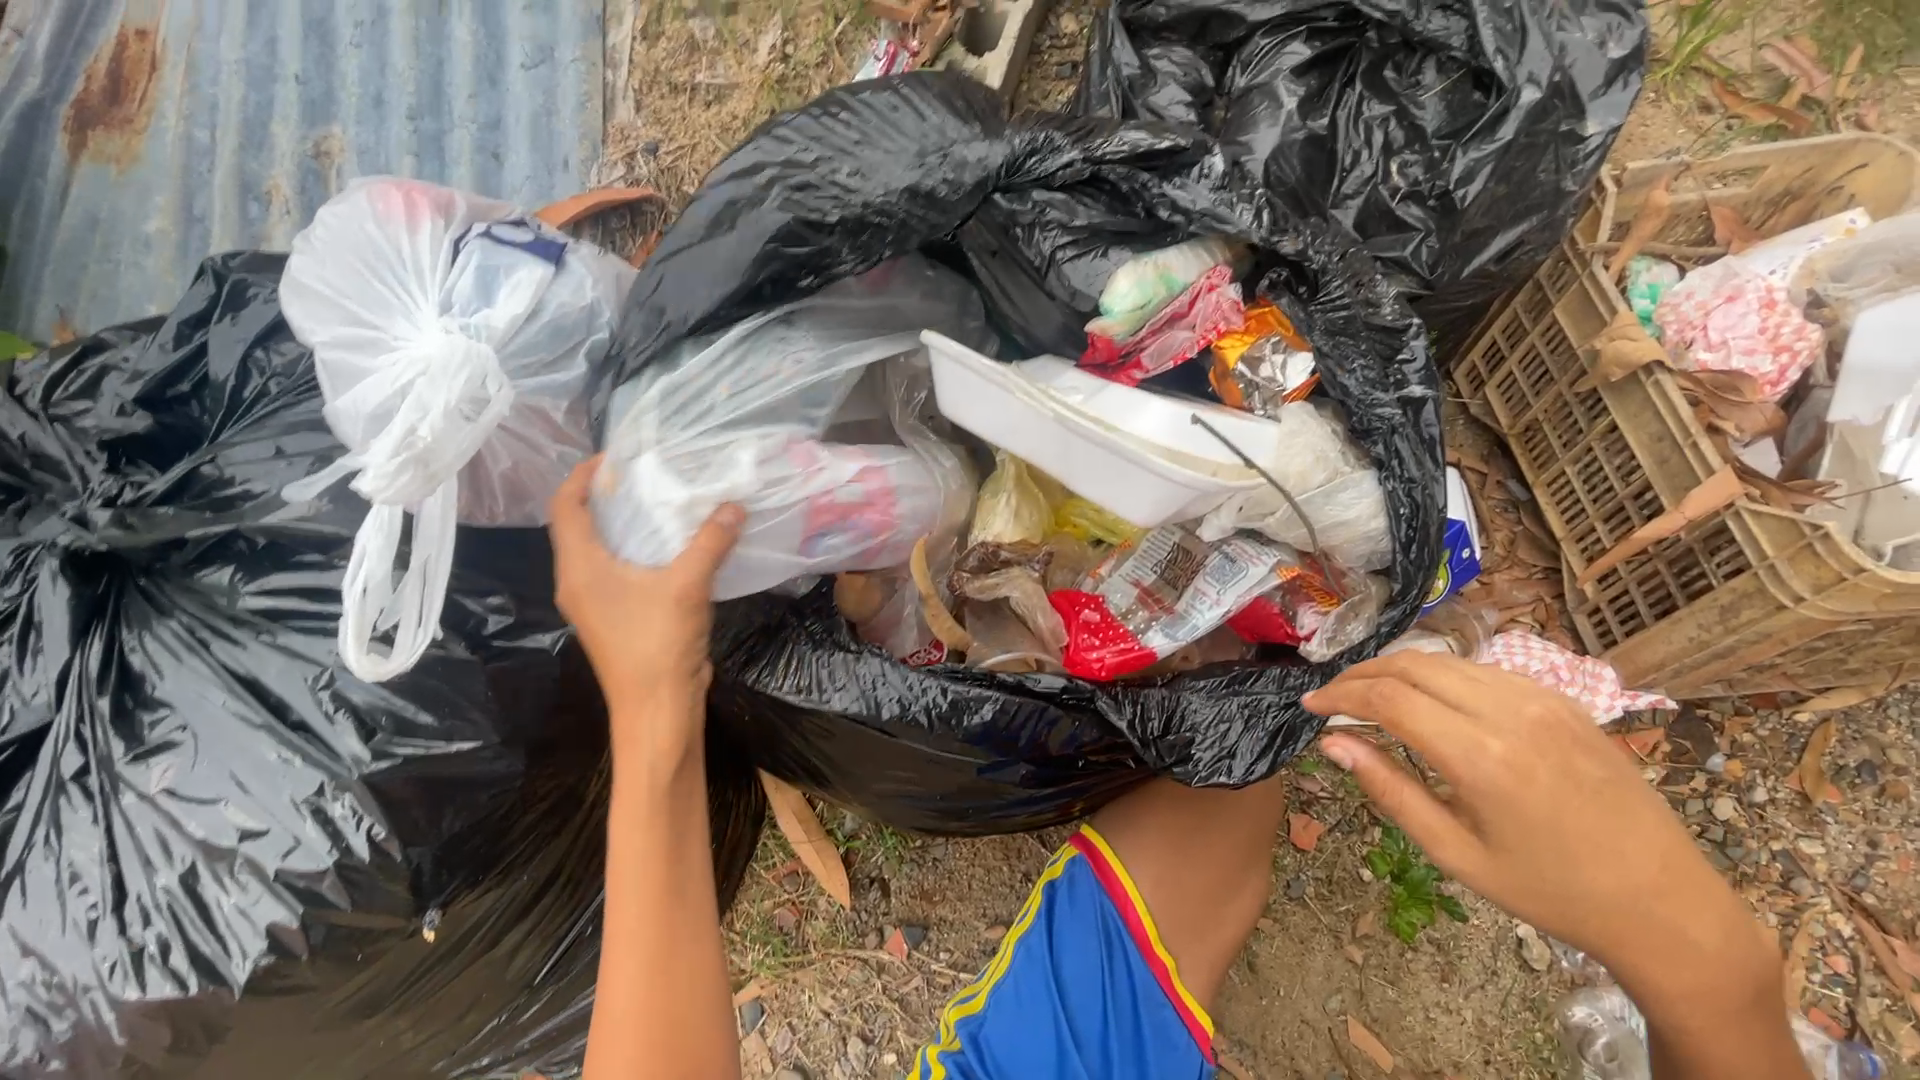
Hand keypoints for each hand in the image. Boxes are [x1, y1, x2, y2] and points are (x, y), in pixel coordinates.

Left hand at [548, 456, 744, 762]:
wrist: (657, 708)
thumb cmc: (658, 643)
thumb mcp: (687, 585)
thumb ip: (710, 542)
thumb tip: (733, 506)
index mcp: (580, 568)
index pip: (565, 507)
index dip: (581, 476)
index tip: (613, 457)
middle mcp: (578, 582)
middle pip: (579, 526)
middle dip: (605, 497)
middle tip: (644, 474)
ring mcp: (596, 603)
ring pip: (600, 551)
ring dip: (623, 525)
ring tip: (660, 503)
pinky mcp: (617, 618)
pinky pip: (618, 572)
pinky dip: (637, 551)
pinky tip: (673, 547)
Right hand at [1303, 652, 1777, 998]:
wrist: (1663, 900)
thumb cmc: (1549, 889)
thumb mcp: (1456, 852)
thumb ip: (1389, 790)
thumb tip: (1332, 744)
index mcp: (1481, 757)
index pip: (1387, 699)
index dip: (1340, 696)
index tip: (1310, 707)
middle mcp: (1510, 712)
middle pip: (1411, 666)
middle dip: (1360, 676)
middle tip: (1332, 699)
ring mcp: (1543, 699)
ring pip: (1446, 660)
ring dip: (1397, 670)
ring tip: (1369, 695)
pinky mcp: (1563, 700)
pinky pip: (1483, 669)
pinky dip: (1441, 673)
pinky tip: (1429, 699)